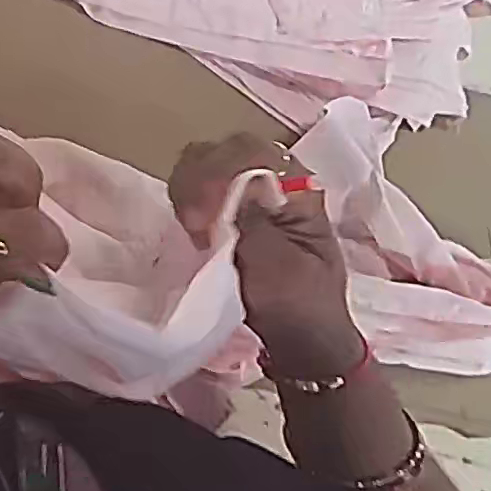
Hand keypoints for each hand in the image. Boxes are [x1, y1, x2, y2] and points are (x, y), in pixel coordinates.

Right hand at [168, 133, 361, 373]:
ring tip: (195, 230)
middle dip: (200, 181)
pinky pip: (200, 188)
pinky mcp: (231, 209)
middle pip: (224, 152)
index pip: (250, 152)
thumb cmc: (295, 305)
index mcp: (298, 188)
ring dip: (191, 192)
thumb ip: (257, 223)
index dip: (218, 173)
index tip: (201, 214)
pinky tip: (194, 229)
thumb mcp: (279, 268)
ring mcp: (251, 193)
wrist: (301, 338)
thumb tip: (243, 180)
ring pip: (207, 165)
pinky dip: (189, 202)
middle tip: (193, 224)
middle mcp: (274, 180)